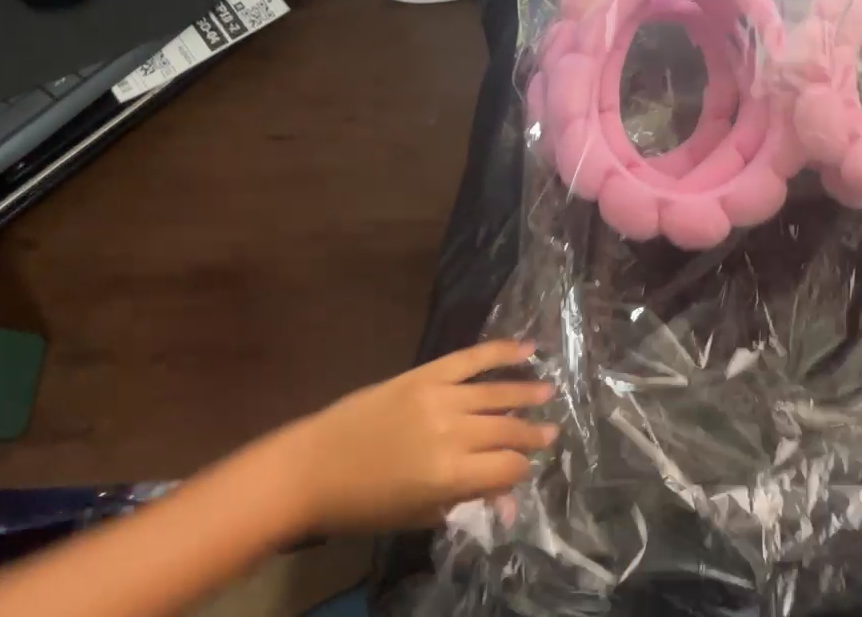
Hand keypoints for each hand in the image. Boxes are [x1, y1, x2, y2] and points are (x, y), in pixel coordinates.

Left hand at [260, 340, 558, 532]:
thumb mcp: (418, 515)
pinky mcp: (426, 375)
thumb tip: (509, 503)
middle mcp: (453, 434)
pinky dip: (502, 350)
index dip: (522, 471)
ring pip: (499, 392)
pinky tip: (528, 347)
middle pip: (508, 430)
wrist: (309, 468)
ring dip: (528, 392)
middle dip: (533, 434)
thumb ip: (466, 503)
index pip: (507, 468)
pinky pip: (472, 358)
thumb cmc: (362, 504)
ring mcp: (440, 398)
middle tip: (551, 433)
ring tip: (550, 391)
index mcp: (450, 476)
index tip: (526, 469)